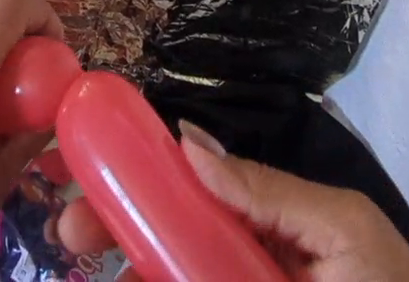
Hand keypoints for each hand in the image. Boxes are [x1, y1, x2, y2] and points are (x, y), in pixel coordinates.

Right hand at [54, 122, 408, 281]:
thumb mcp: (336, 227)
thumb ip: (263, 191)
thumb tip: (187, 141)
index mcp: (264, 222)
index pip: (191, 193)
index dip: (141, 183)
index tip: (92, 176)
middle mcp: (241, 260)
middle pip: (168, 240)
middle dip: (119, 230)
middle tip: (72, 237)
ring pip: (167, 273)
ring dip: (130, 267)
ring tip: (96, 261)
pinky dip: (153, 279)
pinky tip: (131, 278)